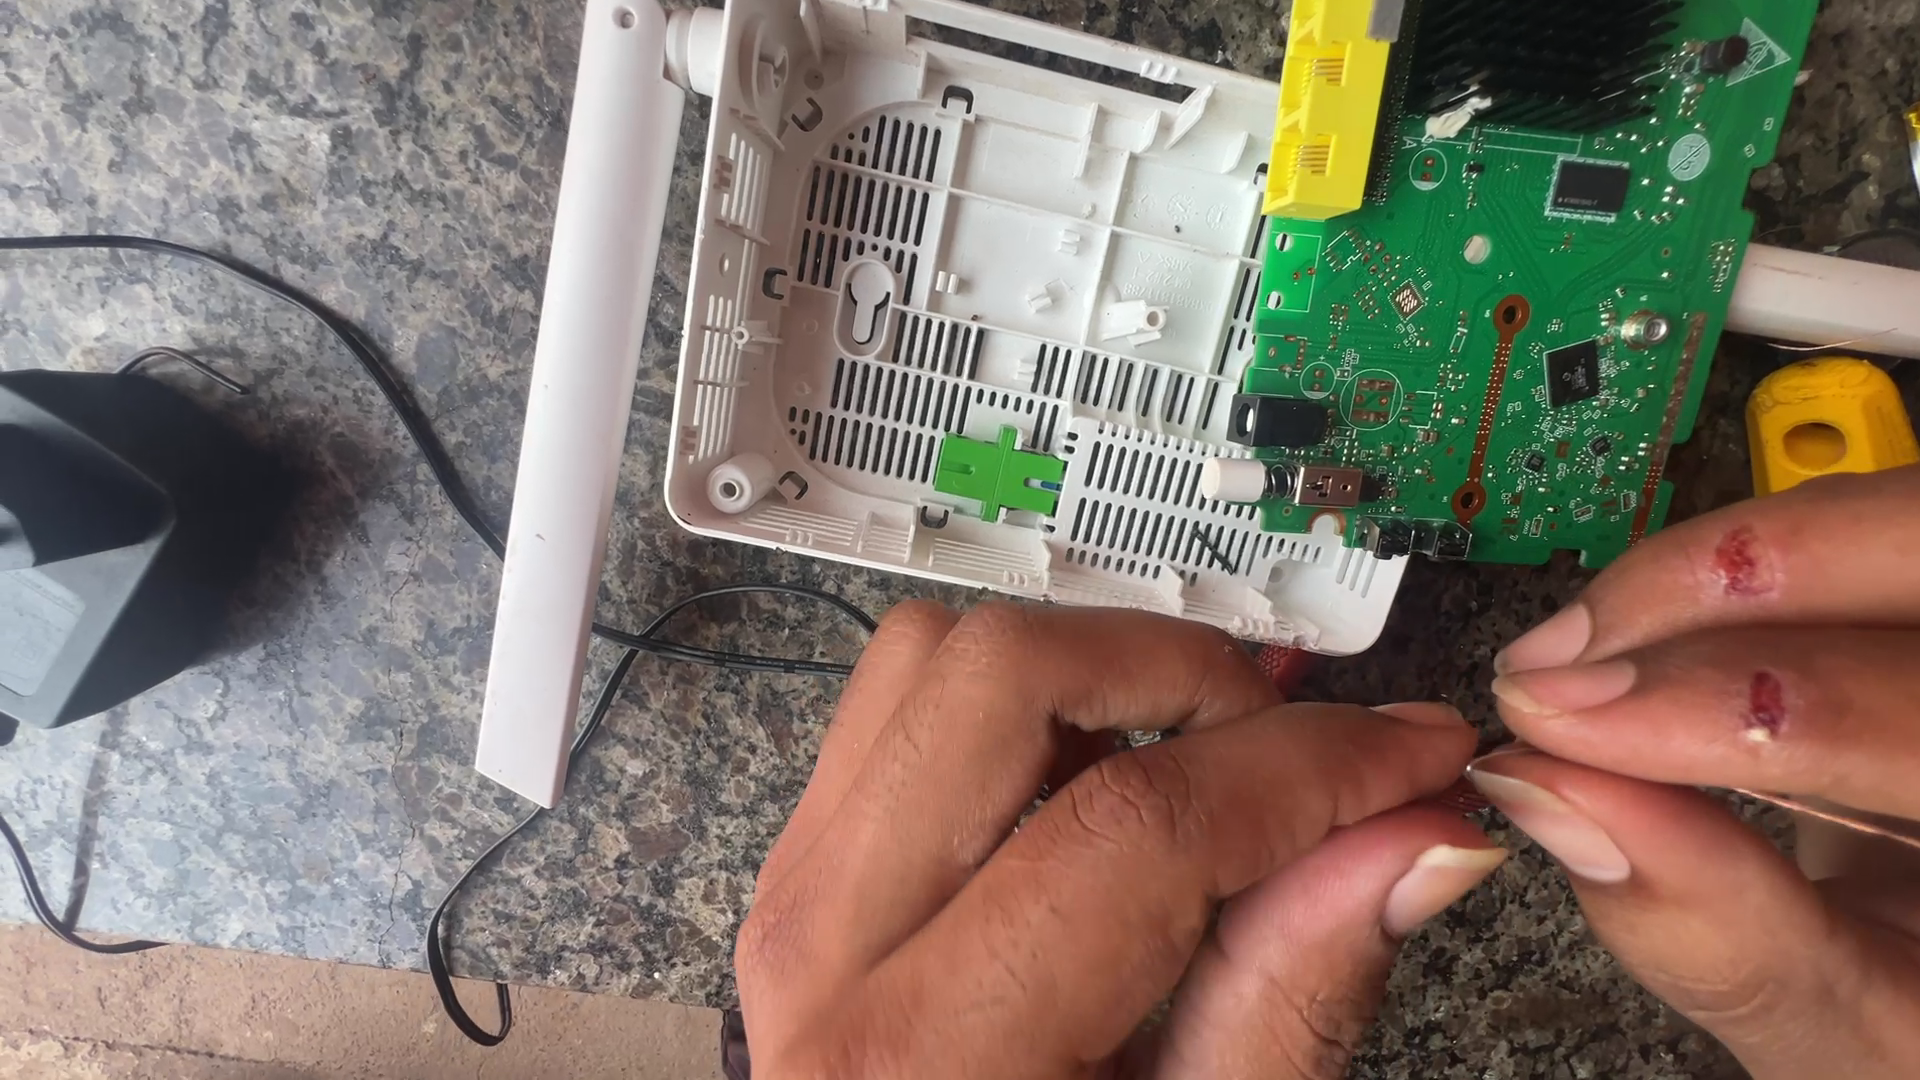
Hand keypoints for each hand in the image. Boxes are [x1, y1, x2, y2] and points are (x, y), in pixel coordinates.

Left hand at [737, 602, 1497, 1078]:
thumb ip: (1290, 992)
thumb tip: (1418, 834)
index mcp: (925, 1051)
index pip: (1134, 827)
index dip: (1305, 767)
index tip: (1415, 747)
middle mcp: (827, 923)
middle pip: (1005, 674)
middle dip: (1176, 668)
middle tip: (1272, 734)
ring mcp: (798, 859)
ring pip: (938, 649)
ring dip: (1084, 663)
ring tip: (1172, 748)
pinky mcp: (803, 831)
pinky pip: (901, 683)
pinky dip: (1011, 687)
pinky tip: (1076, 764)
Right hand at [1475, 466, 1919, 1077]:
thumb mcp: (1845, 1039)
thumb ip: (1711, 934)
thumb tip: (1538, 791)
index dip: (1734, 704)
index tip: (1552, 715)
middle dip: (1699, 588)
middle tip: (1555, 654)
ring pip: (1871, 523)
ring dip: (1682, 571)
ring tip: (1568, 644)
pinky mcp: (1909, 627)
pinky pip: (1821, 551)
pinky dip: (1691, 580)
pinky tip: (1621, 638)